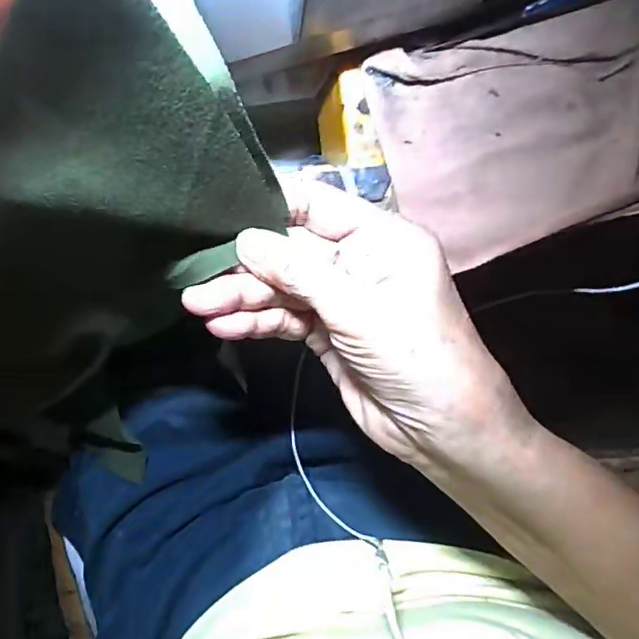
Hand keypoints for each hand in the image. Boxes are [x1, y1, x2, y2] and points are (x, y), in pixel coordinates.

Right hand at [180, 179, 533, 471]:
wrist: (442, 434)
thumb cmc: (416, 358)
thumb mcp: (356, 309)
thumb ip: (298, 272)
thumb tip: (244, 240)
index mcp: (379, 239)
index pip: (316, 205)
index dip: (269, 204)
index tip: (220, 210)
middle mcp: (355, 262)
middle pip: (286, 253)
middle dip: (243, 267)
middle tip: (196, 280)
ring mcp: (337, 298)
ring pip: (278, 288)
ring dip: (239, 297)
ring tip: (197, 307)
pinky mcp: (322, 331)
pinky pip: (281, 317)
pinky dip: (253, 322)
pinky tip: (223, 327)